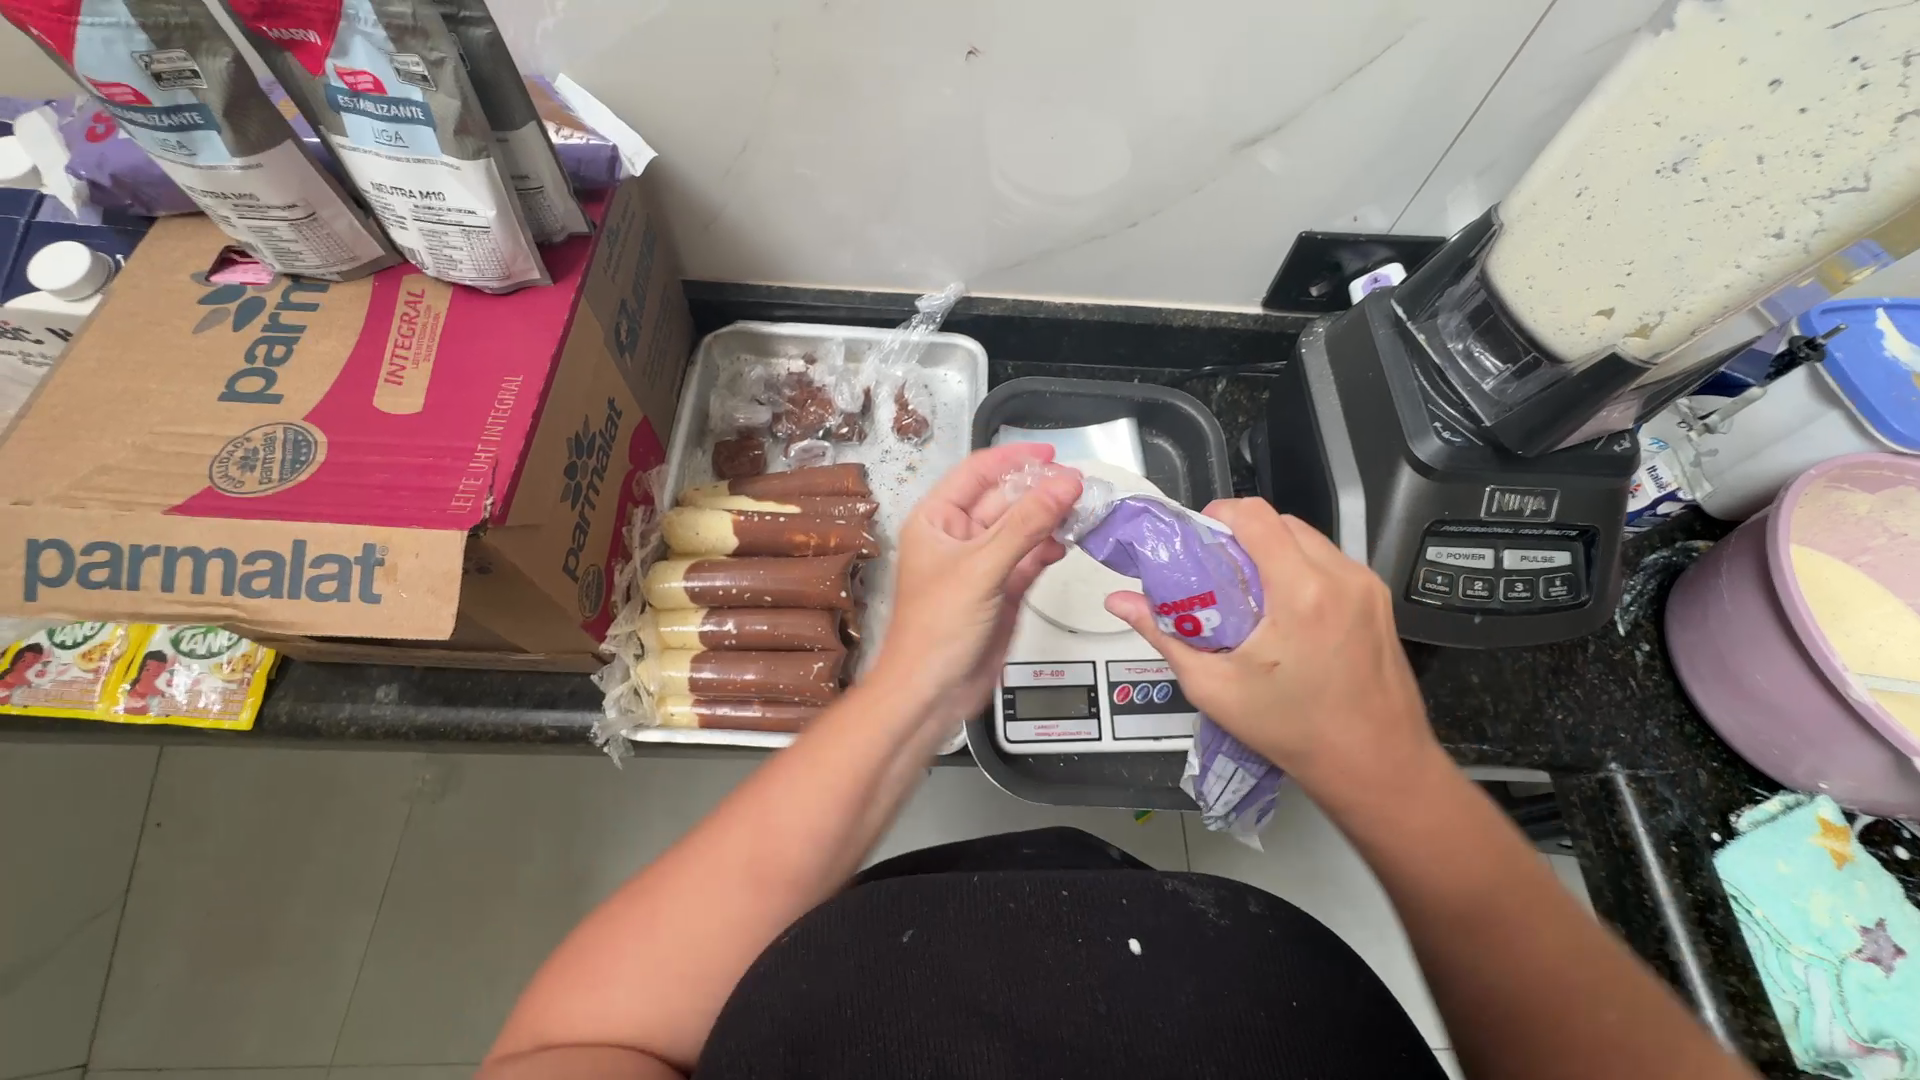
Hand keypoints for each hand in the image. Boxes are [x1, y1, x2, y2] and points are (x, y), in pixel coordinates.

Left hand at [872, 444, 1080, 713]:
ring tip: (1082, 509)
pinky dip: (1049, 549)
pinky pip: (1030, 557)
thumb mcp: (981, 568)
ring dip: (1050, 518)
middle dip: (1040, 490)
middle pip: (1005, 498)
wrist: (933, 691)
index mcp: (936, 520)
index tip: (1051, 453)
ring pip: (1022, 528)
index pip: (977, 472)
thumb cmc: (935, 630)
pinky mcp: (1002, 589)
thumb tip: (1063, 484)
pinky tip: (1067, 543)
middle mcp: (958, 537)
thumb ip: (1026, 524)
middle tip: (1079, 485)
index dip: (1014, 458)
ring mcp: (982, 563)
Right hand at [1104, 499, 1438, 794]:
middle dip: (1242, 535)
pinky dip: (1301, 569)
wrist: (1375, 765)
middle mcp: (1340, 578)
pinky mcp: (1379, 600)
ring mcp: (1366, 587)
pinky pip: (1330, 562)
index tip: (1199, 539)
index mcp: (1300, 592)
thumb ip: (1163, 634)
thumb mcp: (1213, 685)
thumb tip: (1120, 602)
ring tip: (1247, 592)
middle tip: (1215, 571)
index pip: (1255, 516)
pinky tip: (1283, 609)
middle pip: (1281, 521)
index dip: (1219, 514)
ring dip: (1272, 551)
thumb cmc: (1292, 731)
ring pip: (1308, 539)